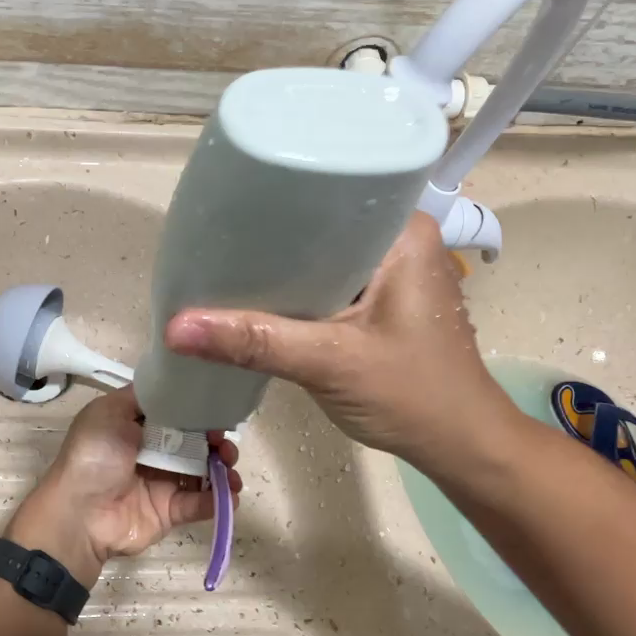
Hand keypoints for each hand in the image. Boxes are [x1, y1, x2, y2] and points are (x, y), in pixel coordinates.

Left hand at [9, 386, 240, 587]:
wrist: (80, 513)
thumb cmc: (94, 456)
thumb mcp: (109, 411)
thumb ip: (142, 396)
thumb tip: (170, 383)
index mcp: (136, 426)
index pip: (175, 413)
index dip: (197, 410)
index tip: (216, 407)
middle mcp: (152, 452)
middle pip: (195, 441)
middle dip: (216, 438)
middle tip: (224, 440)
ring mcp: (163, 483)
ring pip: (203, 471)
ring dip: (223, 466)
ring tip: (229, 465)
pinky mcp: (171, 511)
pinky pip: (202, 503)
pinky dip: (220, 498)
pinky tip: (230, 492)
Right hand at [164, 213, 523, 474]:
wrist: (459, 445)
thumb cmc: (412, 395)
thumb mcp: (330, 363)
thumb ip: (256, 342)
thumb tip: (175, 327)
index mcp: (402, 232)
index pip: (332, 190)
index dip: (277, 197)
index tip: (225, 205)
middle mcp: (399, 239)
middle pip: (319, 223)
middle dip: (269, 235)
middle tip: (212, 238)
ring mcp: (390, 271)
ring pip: (319, 255)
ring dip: (279, 266)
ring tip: (223, 264)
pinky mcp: (379, 300)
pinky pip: (325, 281)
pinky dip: (293, 290)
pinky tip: (256, 298)